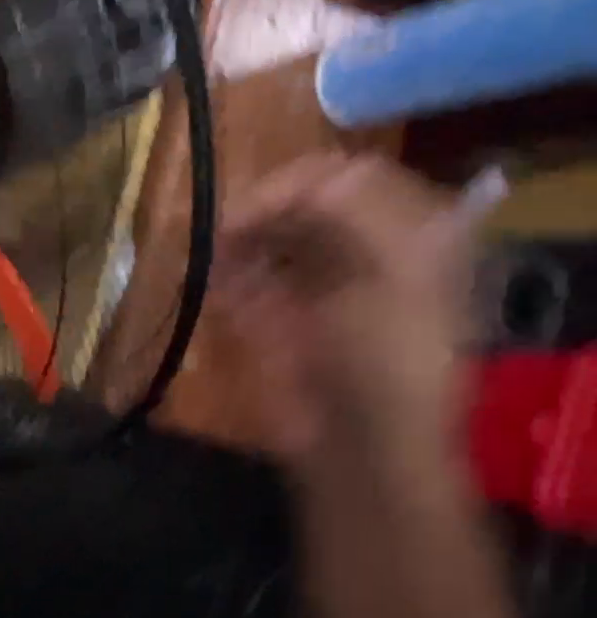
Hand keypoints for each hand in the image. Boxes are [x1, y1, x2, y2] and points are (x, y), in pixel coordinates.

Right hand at [215, 153, 493, 464]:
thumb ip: (365, 216)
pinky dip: (218, 271)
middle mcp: (354, 250)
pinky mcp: (266, 313)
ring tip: (214, 254)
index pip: (347, 176)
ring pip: (259, 234)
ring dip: (233, 238)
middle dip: (258, 209)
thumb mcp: (399, 277)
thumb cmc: (389, 362)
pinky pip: (234, 274)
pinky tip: (213, 279)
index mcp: (403, 234)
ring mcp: (306, 282)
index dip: (300, 181)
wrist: (354, 441)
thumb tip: (311, 180)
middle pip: (296, 202)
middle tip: (224, 230)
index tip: (255, 205)